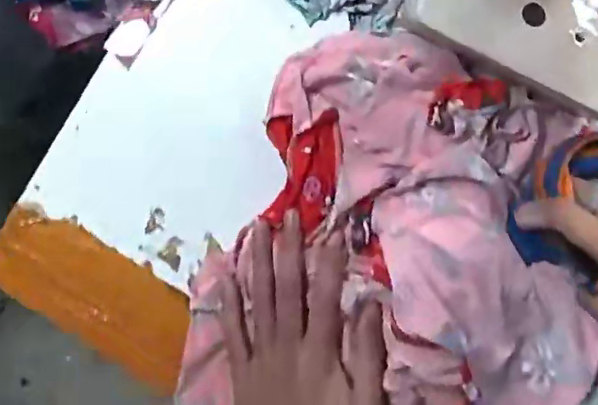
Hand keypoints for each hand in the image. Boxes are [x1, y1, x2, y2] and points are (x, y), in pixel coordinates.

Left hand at [215, 217, 386, 404]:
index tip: (336, 226)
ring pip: (259, 300)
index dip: (332, 259)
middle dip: (290, 247)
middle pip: (289, 288)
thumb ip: (369, 355)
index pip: (327, 294)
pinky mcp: (241, 374)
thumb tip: (372, 302)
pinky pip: (233, 334)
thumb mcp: (365, 403)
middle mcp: (287, 346)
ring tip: (258, 226)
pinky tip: (225, 275)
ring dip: (258, 261)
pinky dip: (227, 304)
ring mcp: (260, 358)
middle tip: (290, 212)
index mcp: (320, 351)